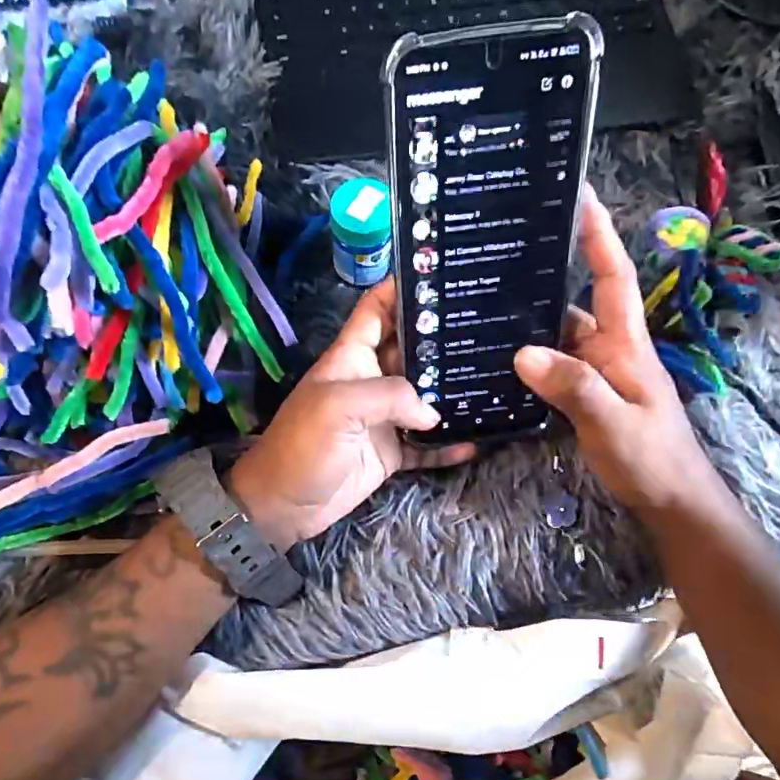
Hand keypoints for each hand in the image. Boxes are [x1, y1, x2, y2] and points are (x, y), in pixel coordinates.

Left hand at [229, 279, 474, 549]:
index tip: (445, 274)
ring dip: (454, 392)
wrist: (284, 505)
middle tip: (492, 330)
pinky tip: (477, 441)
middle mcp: (370, 381)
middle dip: (444, 340)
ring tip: (494, 381)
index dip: (404, 288)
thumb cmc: (303, 447)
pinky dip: (449, 444)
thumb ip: (390, 395)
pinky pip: (427, 444)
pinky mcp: (391, 452)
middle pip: (411, 351)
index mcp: (351, 357)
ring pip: (425, 397)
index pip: (377, 310)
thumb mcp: (339, 407)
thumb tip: (433, 412)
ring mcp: (383, 418)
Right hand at [514, 186, 727, 525]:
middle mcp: (609, 351)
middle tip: (498, 256)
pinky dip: (528, 361)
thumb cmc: (652, 459)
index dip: (598, 236)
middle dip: (544, 278)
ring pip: (557, 338)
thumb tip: (524, 352)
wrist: (671, 500)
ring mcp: (596, 375)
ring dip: (527, 324)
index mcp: (625, 345)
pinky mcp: (585, 397)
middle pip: (574, 304)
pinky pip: (552, 369)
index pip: (613, 277)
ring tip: (481, 306)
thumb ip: (574, 388)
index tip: (579, 196)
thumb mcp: (613, 423)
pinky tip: (497, 362)